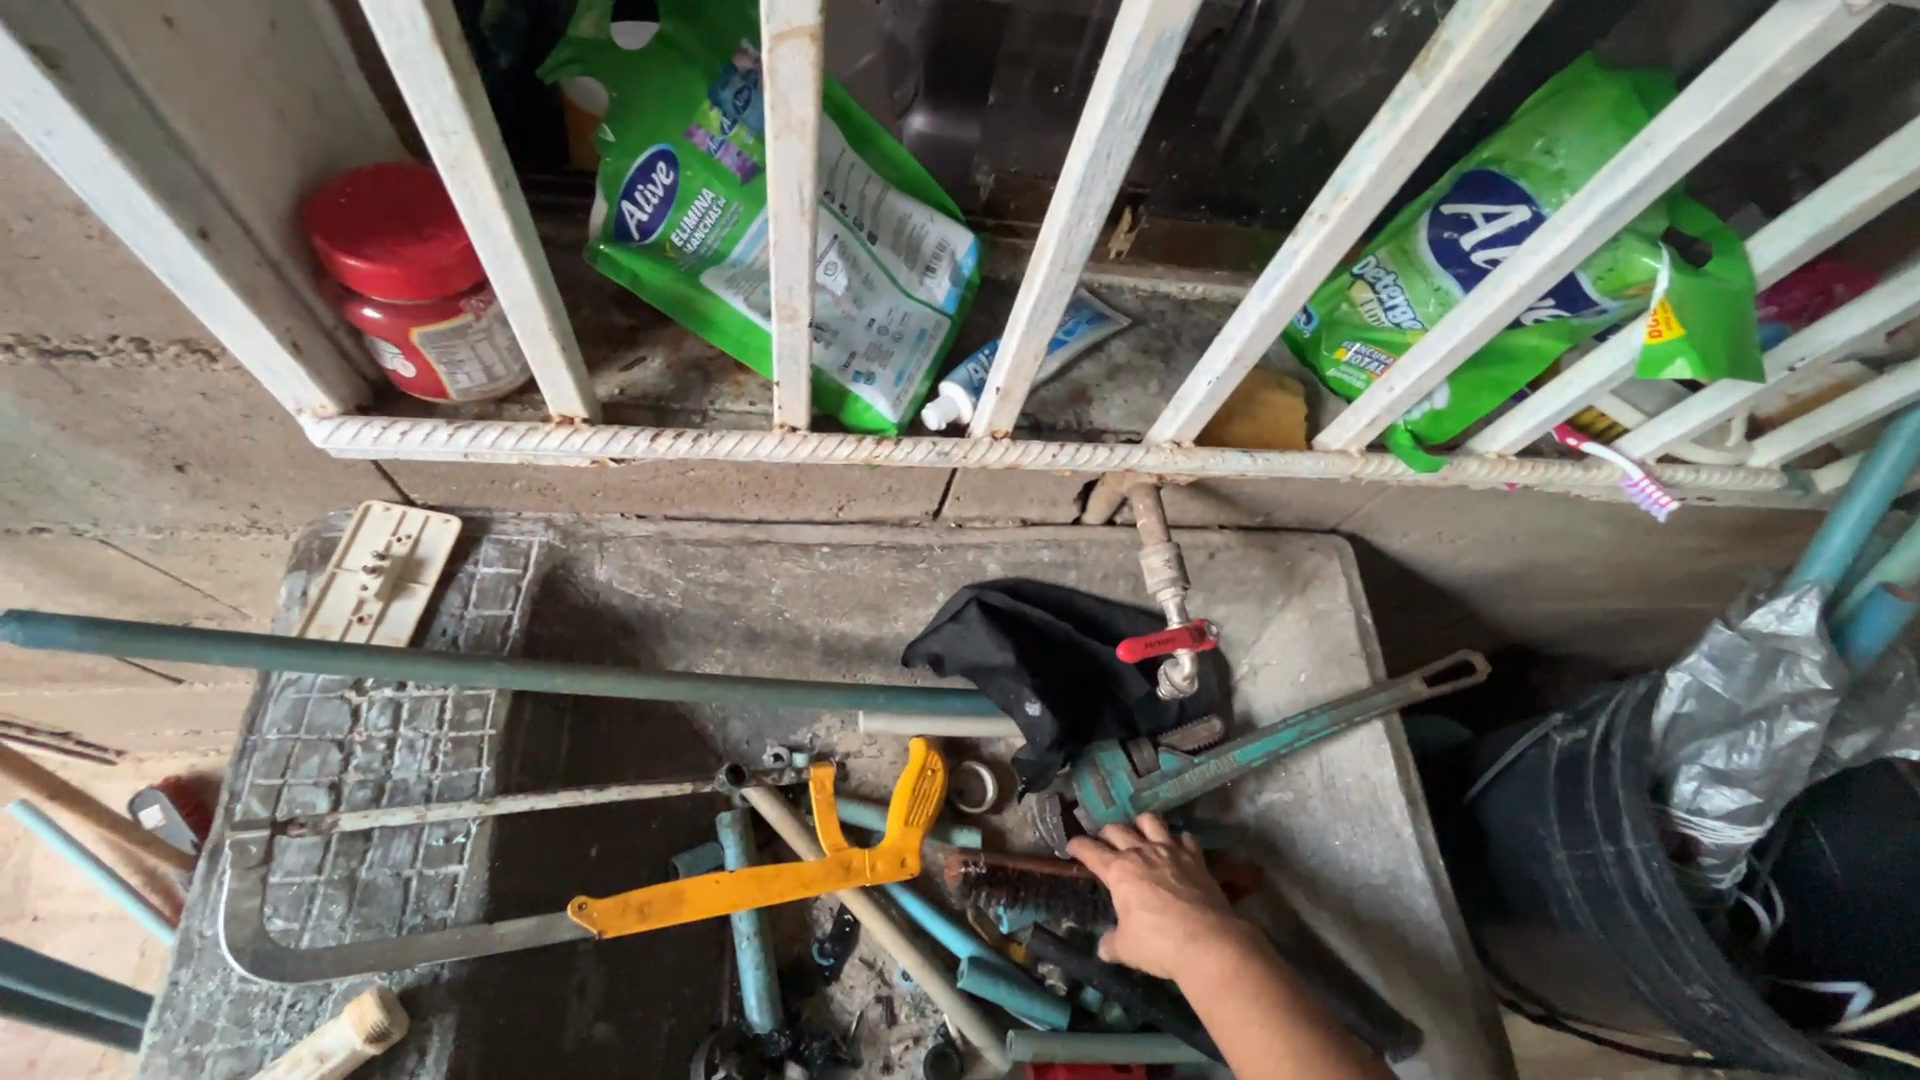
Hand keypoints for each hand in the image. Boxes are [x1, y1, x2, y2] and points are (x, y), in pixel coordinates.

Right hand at [1067, 813, 1249, 980]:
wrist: (1207, 942)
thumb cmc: (1158, 944)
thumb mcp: (1126, 948)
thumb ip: (1112, 943)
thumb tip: (1103, 948)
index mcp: (1118, 871)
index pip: (1090, 850)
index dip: (1078, 846)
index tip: (1072, 846)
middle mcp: (1141, 853)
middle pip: (1117, 829)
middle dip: (1106, 833)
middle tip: (1104, 842)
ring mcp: (1170, 852)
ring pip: (1150, 821)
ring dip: (1141, 824)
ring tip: (1139, 833)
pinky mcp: (1195, 858)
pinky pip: (1185, 838)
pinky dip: (1179, 841)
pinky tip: (1178, 848)